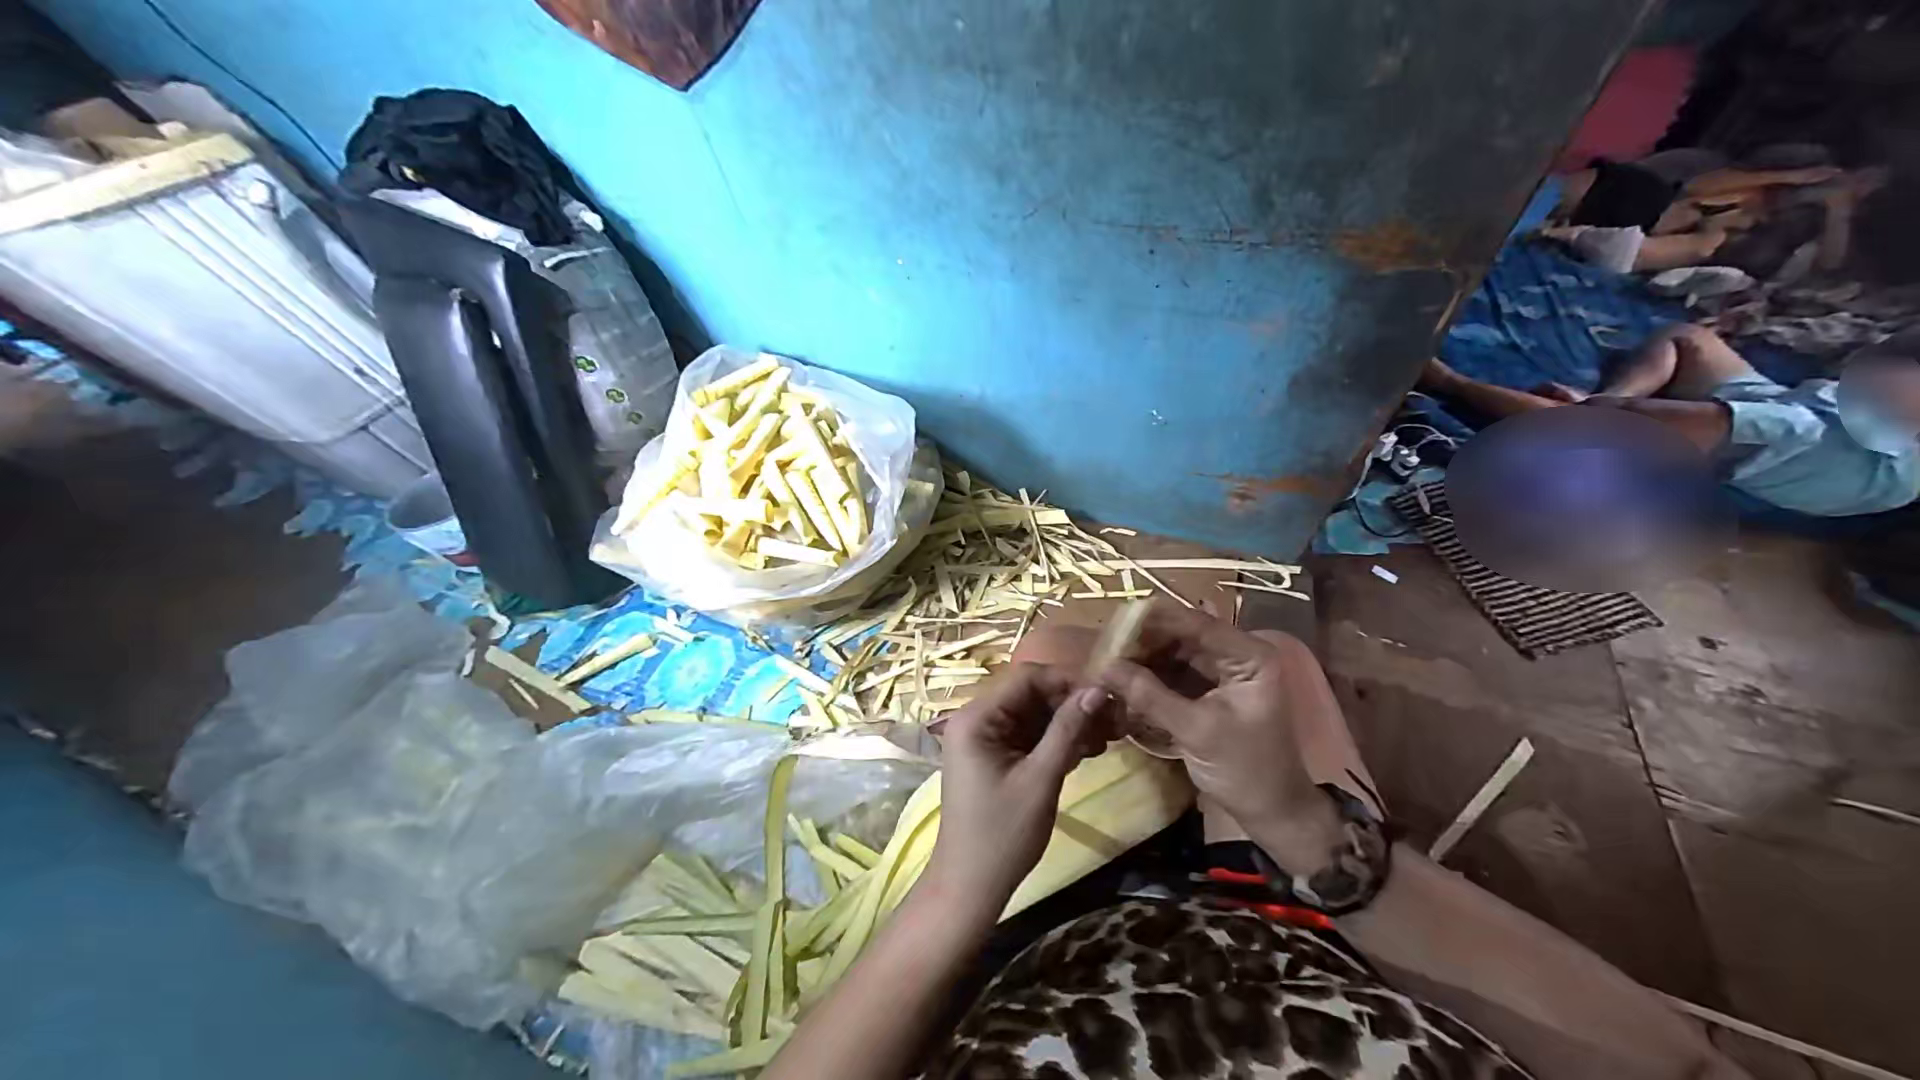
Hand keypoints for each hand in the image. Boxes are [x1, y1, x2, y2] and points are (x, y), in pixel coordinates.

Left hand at [927, 664, 1111, 914]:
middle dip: (1073, 704)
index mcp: (976, 717)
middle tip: (1116, 720)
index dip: (1068, 681)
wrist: (971, 885)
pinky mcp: (995, 757)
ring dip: (1069, 723)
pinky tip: (1087, 751)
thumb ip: (1068, 730)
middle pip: (1032, 695)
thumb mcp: (1041, 778)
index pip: (1027, 678)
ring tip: (1109, 736)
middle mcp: (976, 719)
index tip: (1107, 695)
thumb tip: (1098, 690)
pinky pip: (1029, 736)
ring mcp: (984, 739)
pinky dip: (1056, 741)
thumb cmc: (1003, 833)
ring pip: (1034, 715)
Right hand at [1094, 606, 1340, 866]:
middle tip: (1101, 645)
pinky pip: (1169, 672)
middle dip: (1141, 640)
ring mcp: (1218, 671)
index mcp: (1249, 655)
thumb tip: (1103, 667)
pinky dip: (1145, 675)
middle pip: (1180, 634)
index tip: (1113, 621)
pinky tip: (1118, 677)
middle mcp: (1234, 654)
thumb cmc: (1245, 769)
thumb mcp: (1196, 731)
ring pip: (1170, 652)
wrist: (1272, 812)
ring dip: (1139, 657)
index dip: (1154, 620)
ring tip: (1103, 660)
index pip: (1196, 624)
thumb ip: (1150, 695)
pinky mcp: (1203, 689)